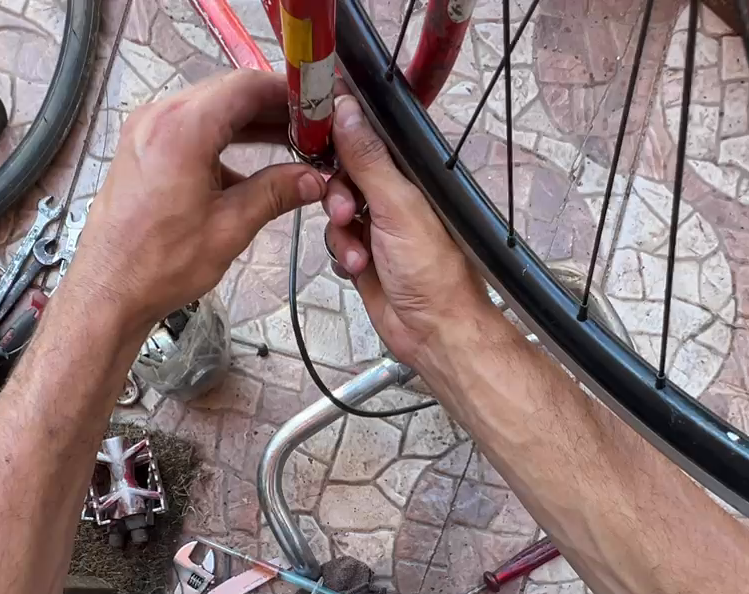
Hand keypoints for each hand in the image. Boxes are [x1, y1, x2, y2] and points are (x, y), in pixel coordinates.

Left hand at [67, 70, 325, 326]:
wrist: (110, 290)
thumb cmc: (159, 265)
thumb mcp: (229, 228)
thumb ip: (274, 194)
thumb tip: (312, 180)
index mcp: (182, 129)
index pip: (245, 86)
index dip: (287, 93)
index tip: (315, 109)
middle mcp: (159, 118)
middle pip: (227, 94)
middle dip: (271, 110)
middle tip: (309, 132)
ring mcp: (145, 132)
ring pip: (208, 112)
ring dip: (247, 126)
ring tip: (286, 147)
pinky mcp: (140, 151)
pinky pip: (188, 131)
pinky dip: (220, 142)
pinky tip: (246, 169)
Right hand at [322, 95, 491, 367]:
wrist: (432, 331)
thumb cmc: (430, 270)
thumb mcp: (398, 206)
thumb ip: (369, 159)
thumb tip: (346, 107)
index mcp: (411, 176)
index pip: (369, 139)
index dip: (342, 136)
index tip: (316, 135)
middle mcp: (394, 198)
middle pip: (345, 176)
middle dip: (338, 197)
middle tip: (345, 216)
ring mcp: (379, 230)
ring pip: (338, 214)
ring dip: (341, 236)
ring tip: (359, 259)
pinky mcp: (366, 259)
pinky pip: (338, 245)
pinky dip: (342, 257)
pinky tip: (357, 271)